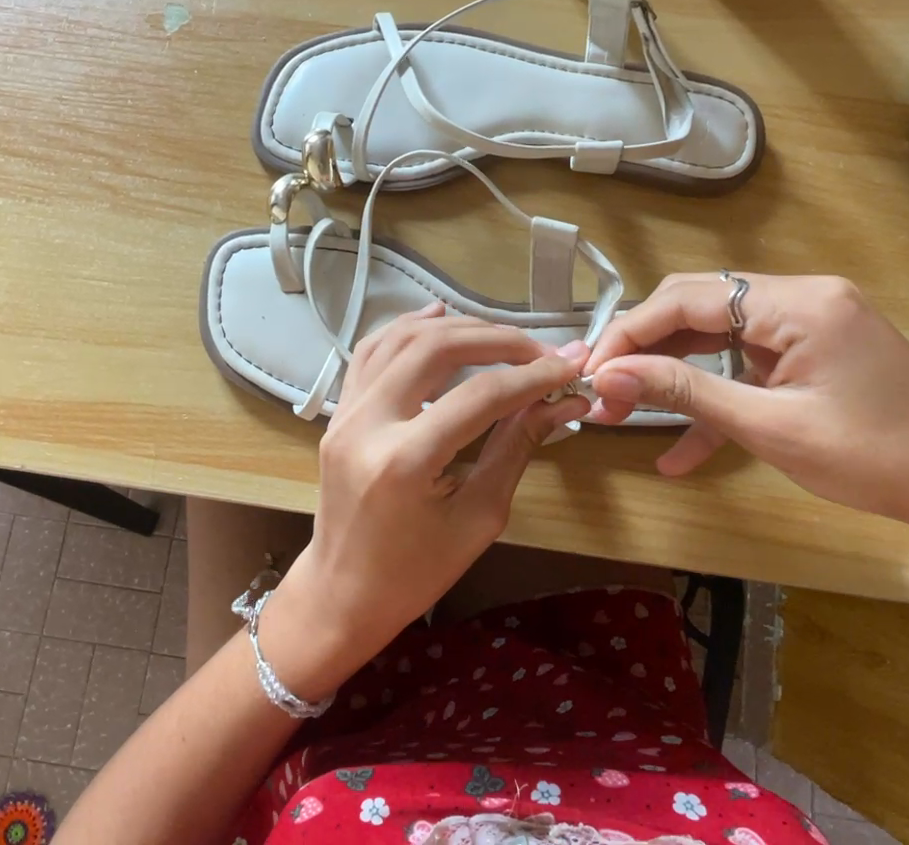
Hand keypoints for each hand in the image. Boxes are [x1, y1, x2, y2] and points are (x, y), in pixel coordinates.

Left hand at [259, 303, 589, 696]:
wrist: (342, 592)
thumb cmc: (415, 572)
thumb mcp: (478, 518)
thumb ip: (515, 448)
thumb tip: (560, 401)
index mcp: (403, 462)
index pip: (479, 396)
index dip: (531, 376)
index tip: (570, 367)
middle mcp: (366, 424)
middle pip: (435, 349)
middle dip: (496, 340)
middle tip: (539, 350)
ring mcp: (344, 413)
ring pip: (399, 339)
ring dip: (455, 328)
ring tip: (502, 336)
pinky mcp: (339, 411)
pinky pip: (371, 352)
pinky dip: (407, 328)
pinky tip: (439, 317)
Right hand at [583, 273, 908, 535]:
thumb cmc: (875, 459)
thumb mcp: (770, 428)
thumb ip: (685, 393)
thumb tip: (608, 378)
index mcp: (799, 303)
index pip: (688, 298)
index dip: (630, 331)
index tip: (589, 370)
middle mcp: (802, 296)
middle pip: (698, 306)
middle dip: (644, 348)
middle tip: (602, 389)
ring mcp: (809, 323)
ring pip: (715, 335)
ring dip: (672, 375)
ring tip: (625, 413)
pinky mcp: (812, 352)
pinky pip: (746, 364)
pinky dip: (714, 398)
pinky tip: (681, 451)